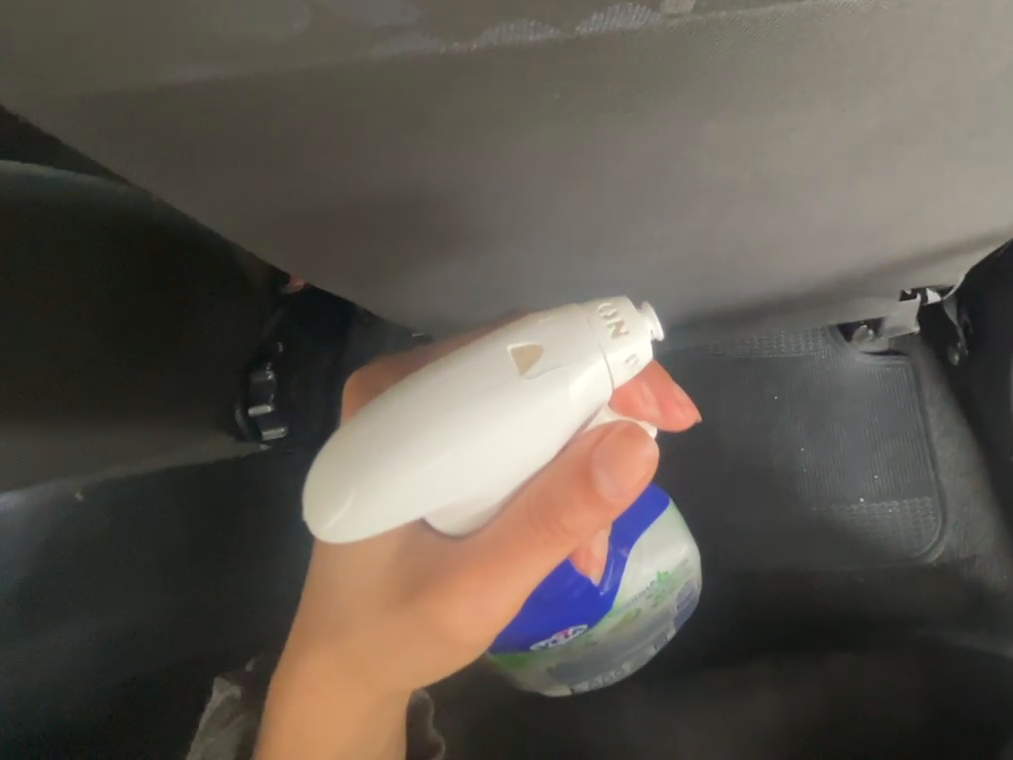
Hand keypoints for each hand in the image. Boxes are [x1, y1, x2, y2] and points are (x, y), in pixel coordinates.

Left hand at [258, 338, 699, 757]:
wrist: (344, 665)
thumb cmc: (393, 629)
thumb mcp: (475, 588)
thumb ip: (552, 519)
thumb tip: (639, 443)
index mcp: (399, 398)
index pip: (519, 348)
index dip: (603, 367)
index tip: (668, 414)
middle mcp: (414, 383)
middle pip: (535, 364)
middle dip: (604, 418)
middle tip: (652, 460)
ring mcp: (432, 406)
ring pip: (541, 395)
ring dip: (586, 457)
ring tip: (594, 542)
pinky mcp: (450, 433)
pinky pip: (528, 424)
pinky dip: (565, 471)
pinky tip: (573, 537)